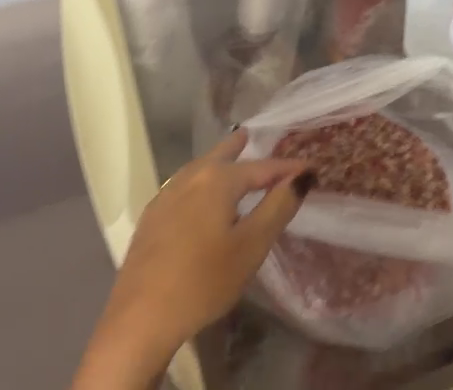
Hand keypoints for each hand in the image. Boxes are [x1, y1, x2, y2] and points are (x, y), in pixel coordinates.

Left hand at [72, 131, 311, 389]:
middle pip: (221, 156)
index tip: (311, 167)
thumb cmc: (204, 281)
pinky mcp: (151, 218)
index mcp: (217, 180)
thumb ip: (277, 207)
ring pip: (198, 170)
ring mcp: (165, 196)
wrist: (141, 316)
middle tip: (250, 135)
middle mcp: (189, 178)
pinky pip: (183, 187)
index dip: (288, 168)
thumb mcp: (251, 246)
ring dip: (217, 163)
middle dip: (238, 148)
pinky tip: (199, 197)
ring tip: (228, 158)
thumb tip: (301, 176)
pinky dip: (199, 182)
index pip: (261, 167)